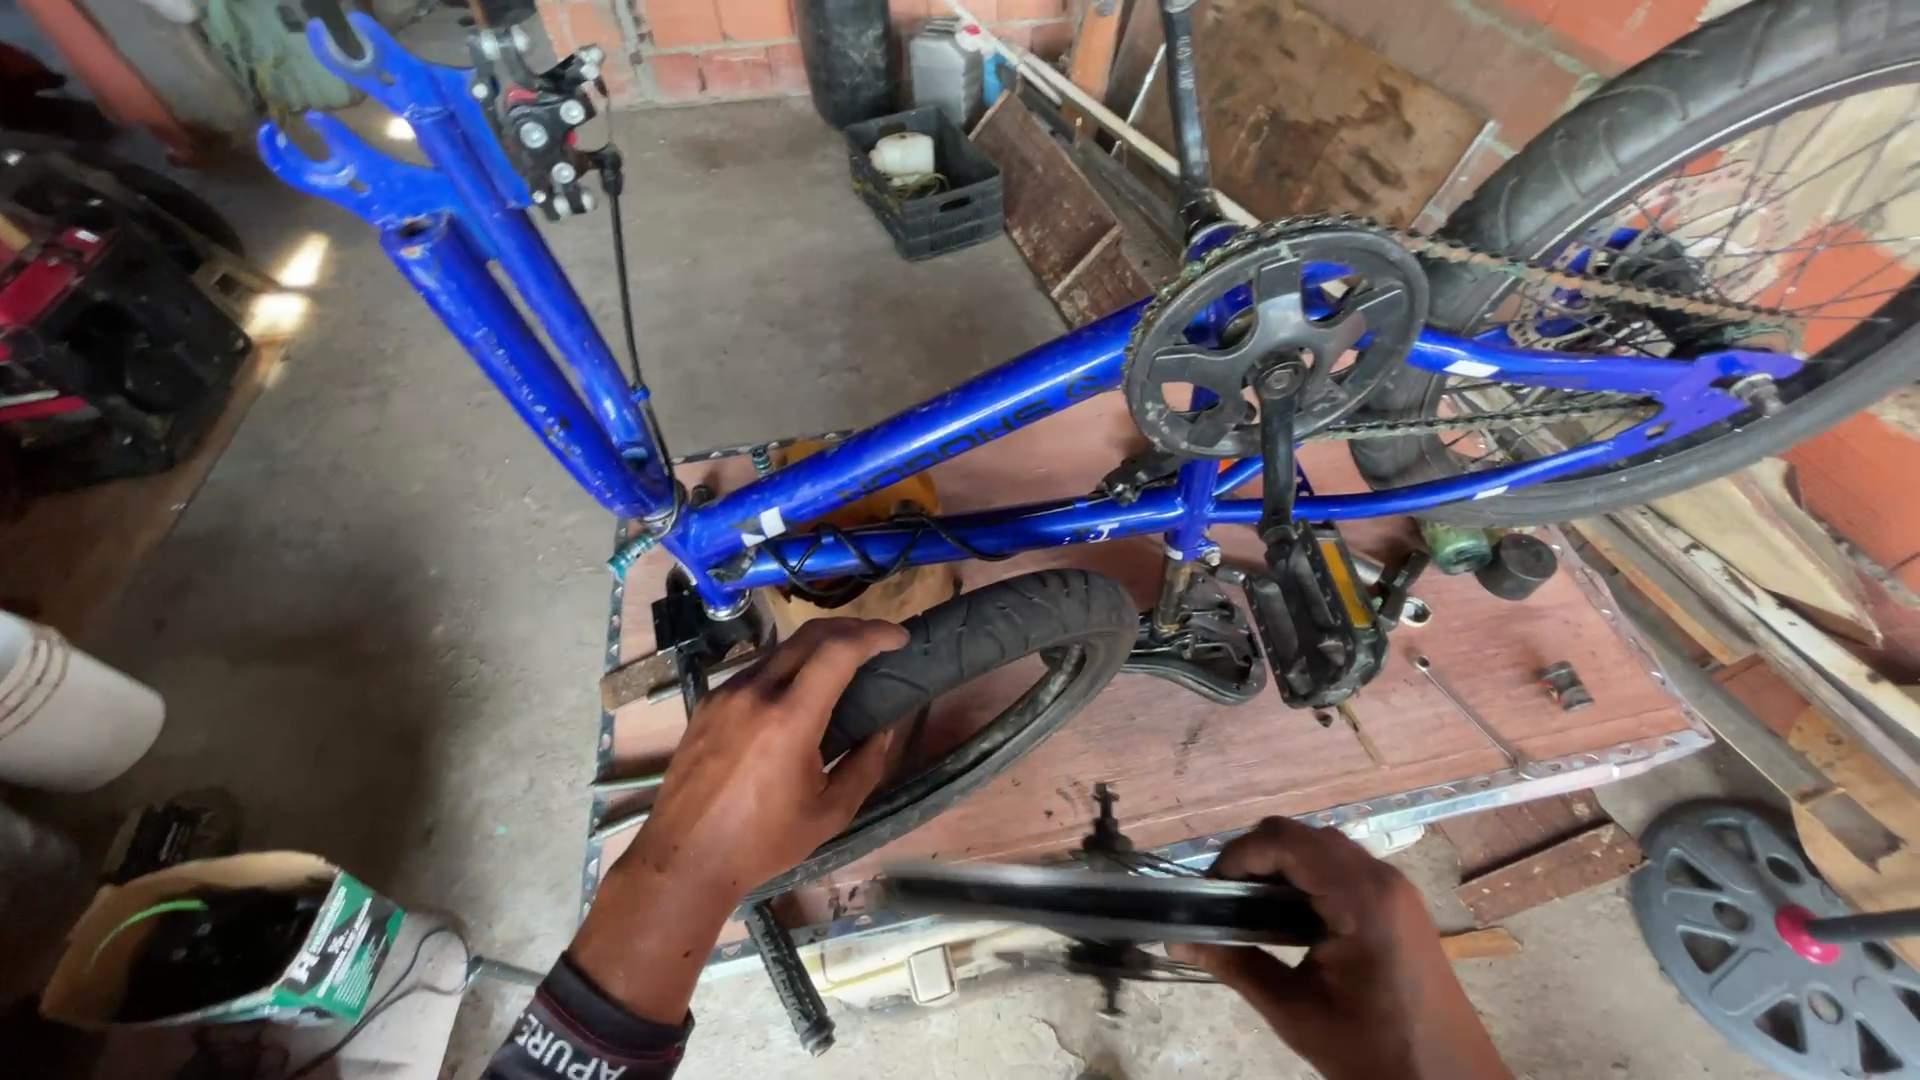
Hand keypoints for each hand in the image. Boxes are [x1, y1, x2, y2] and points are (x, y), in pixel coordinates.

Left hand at [627, 616, 908, 900]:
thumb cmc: (761, 842)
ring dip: (819, 644)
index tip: (898, 638)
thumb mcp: (829, 814)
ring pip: (782, 648)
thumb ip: (865, 766)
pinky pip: (757, 668)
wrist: (683, 858)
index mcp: (789, 720)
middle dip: (852, 628)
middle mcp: (756, 693)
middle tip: (878, 641)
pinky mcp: (709, 701)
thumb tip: (883, 731)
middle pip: (811, 634)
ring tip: (843, 662)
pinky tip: (799, 689)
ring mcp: (727, 693)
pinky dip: (789, 665)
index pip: (838, 651)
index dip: (874, 635)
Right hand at [1169, 817, 1510, 1079]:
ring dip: (1279, 864)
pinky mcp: (1398, 903)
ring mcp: (1395, 888)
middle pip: (1300, 835)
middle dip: (1254, 857)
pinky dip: (1305, 875)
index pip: (1283, 840)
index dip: (1237, 855)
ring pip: (1319, 846)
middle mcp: (1381, 878)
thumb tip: (1176, 942)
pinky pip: (1340, 866)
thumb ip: (1235, 965)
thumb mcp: (1296, 1013)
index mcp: (1361, 897)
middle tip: (1222, 898)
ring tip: (1248, 904)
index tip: (1208, 890)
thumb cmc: (1376, 1056)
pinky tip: (1287, 914)